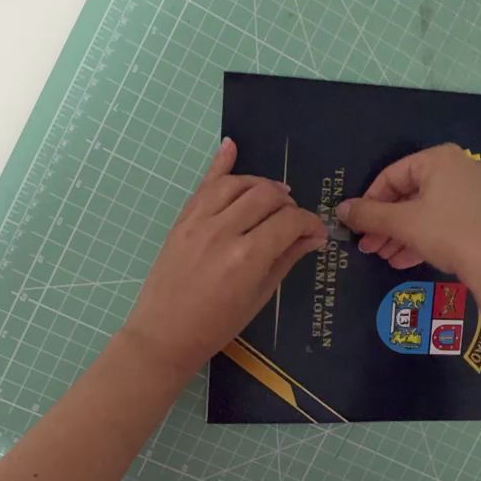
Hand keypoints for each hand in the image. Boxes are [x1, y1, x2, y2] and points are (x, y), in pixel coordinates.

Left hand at [120, 138, 326, 376]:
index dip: (310, 223)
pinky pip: (204, 185)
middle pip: (267, 196)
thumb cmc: (216, 326)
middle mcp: (224, 231)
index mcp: (247, 257)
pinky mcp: (183, 220)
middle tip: (293, 221)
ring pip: (239, 184)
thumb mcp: (258, 297)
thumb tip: (313, 238)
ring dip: (261, 185)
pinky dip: (220, 164)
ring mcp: (199, 222)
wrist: (164, 334)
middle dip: (288, 204)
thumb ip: (285, 260)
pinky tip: (232, 146)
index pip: (289, 222)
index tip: (317, 233)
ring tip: (273, 197)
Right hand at [337, 143, 480, 289]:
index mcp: (439, 159)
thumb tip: (340, 210)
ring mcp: (477, 192)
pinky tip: (407, 260)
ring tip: (385, 257)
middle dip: (385, 223)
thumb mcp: (403, 224)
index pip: (392, 175)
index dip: (370, 202)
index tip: (358, 227)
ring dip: (401, 234)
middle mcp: (460, 168)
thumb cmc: (449, 233)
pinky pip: (447, 222)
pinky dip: (425, 238)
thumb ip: (369, 215)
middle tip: (369, 247)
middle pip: (410, 194)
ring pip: (428, 211)